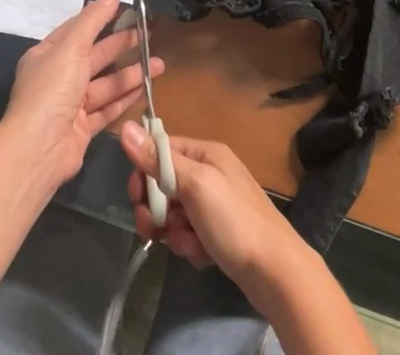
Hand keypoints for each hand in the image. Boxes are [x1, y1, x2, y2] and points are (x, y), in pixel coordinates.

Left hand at [2, 0, 163, 186]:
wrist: (39, 148)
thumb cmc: (51, 90)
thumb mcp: (70, 47)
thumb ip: (93, 21)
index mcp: (47, 55)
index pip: (76, 31)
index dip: (100, 18)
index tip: (125, 9)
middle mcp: (57, 78)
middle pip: (94, 57)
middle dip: (121, 46)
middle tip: (150, 34)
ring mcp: (70, 105)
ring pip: (105, 84)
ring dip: (131, 73)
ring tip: (159, 64)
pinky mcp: (83, 128)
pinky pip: (107, 108)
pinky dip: (125, 98)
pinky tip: (145, 88)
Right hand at [119, 123, 309, 289]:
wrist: (275, 272)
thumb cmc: (234, 221)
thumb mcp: (195, 185)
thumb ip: (159, 160)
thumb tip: (124, 126)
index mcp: (207, 153)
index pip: (161, 150)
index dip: (144, 172)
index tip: (136, 196)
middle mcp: (211, 173)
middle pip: (164, 184)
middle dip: (156, 208)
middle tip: (153, 228)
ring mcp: (215, 204)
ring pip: (174, 213)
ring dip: (174, 231)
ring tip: (189, 244)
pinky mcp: (218, 232)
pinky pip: (188, 233)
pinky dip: (189, 245)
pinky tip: (201, 254)